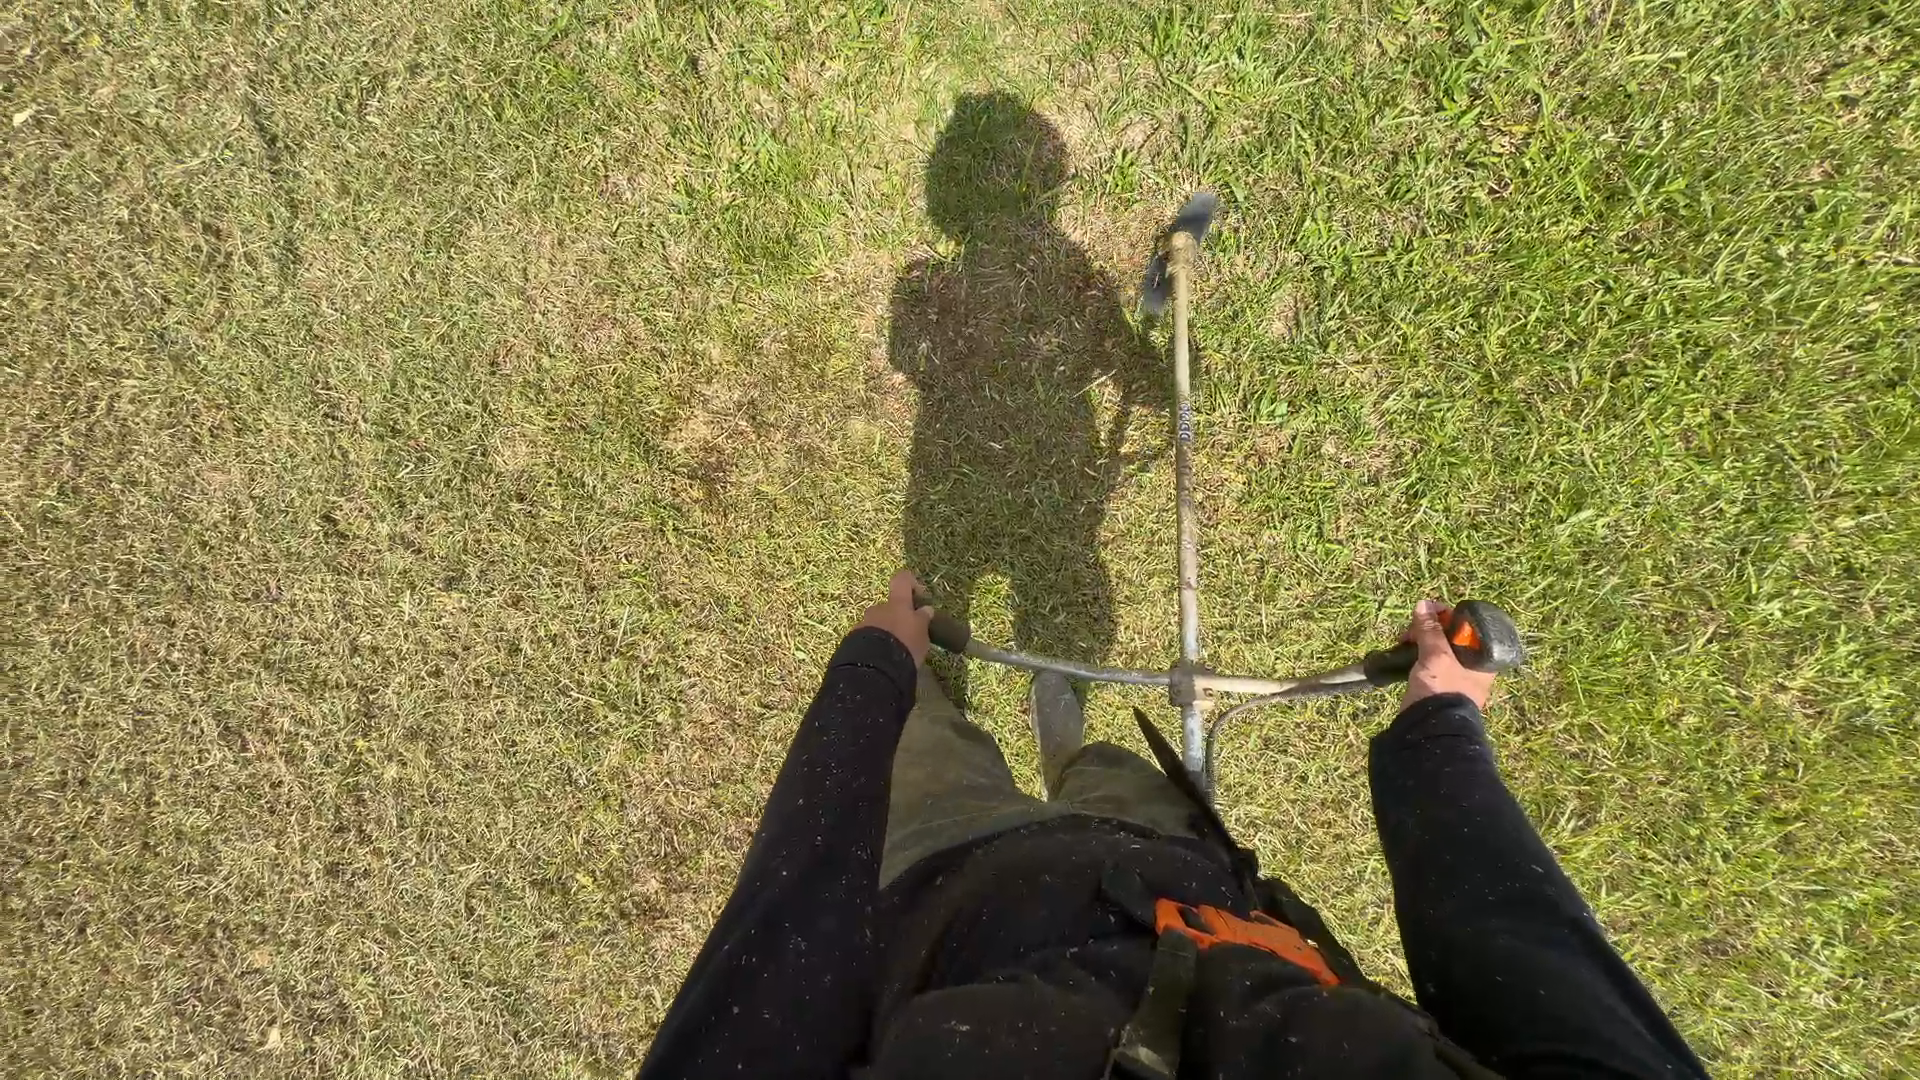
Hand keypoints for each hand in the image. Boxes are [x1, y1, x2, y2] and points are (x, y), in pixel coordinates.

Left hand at [857, 570, 932, 663]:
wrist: (875, 668)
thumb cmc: (905, 645)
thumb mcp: (922, 634)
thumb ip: (922, 619)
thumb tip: (925, 609)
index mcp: (897, 603)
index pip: (903, 580)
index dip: (911, 583)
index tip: (918, 597)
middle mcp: (878, 608)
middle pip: (889, 606)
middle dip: (897, 618)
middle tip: (907, 636)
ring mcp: (863, 623)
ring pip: (877, 622)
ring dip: (885, 632)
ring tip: (894, 653)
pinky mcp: (853, 639)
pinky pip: (867, 637)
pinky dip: (874, 644)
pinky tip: (882, 660)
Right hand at [1401, 599, 1497, 710]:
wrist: (1430, 723)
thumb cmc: (1442, 688)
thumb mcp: (1436, 656)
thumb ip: (1429, 630)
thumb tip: (1422, 605)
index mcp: (1482, 657)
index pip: (1467, 626)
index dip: (1446, 616)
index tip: (1425, 614)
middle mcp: (1472, 662)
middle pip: (1449, 633)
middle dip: (1427, 628)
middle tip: (1409, 632)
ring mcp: (1454, 671)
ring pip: (1436, 644)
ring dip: (1418, 638)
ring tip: (1402, 641)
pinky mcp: (1437, 679)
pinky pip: (1427, 657)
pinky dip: (1415, 651)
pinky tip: (1404, 650)